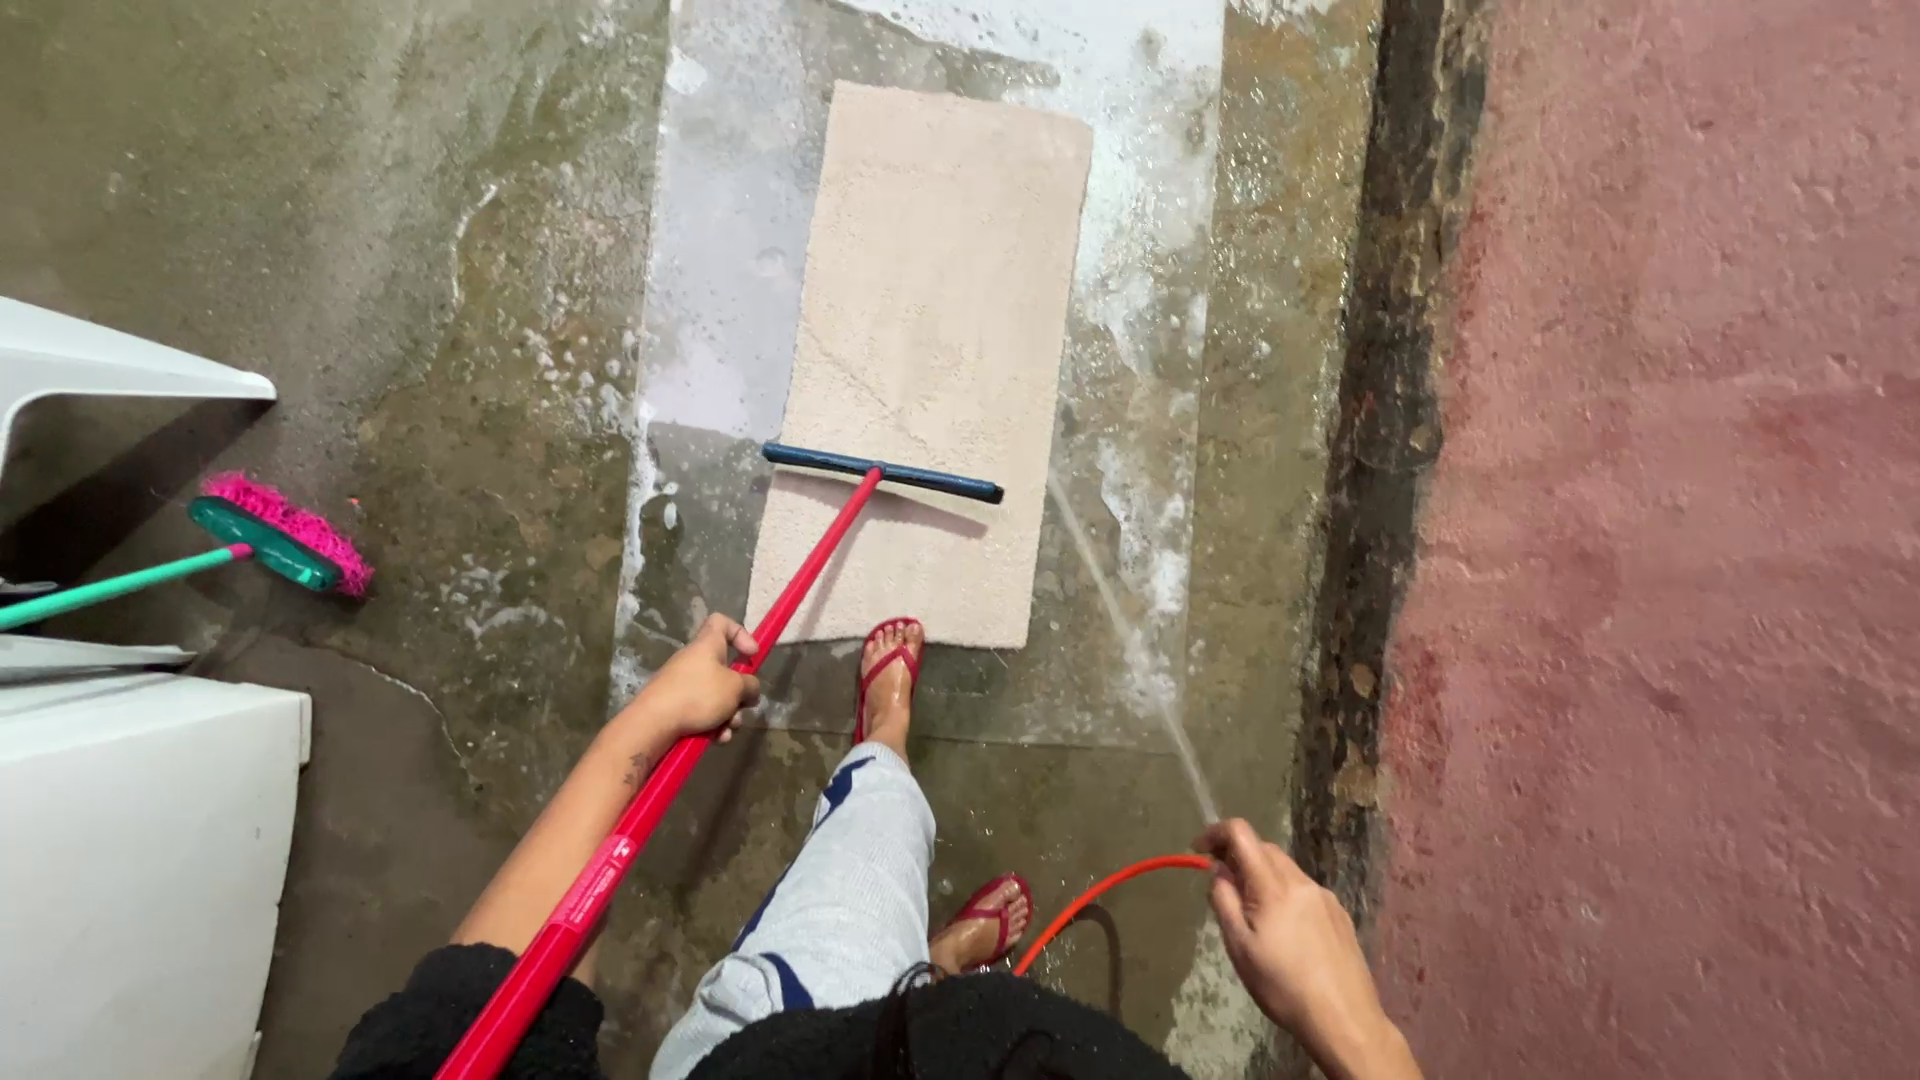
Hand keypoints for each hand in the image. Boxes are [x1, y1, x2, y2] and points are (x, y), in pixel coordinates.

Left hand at [615, 613, 762, 741]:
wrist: (652, 724)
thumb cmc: (698, 695)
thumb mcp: (736, 688)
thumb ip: (751, 685)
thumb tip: (750, 690)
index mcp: (707, 646)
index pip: (721, 622)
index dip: (740, 633)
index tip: (751, 655)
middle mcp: (693, 661)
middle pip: (724, 669)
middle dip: (738, 691)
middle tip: (744, 705)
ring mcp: (682, 684)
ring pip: (716, 695)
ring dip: (728, 713)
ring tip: (729, 729)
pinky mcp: (675, 706)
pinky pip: (702, 712)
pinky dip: (713, 724)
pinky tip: (717, 738)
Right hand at [1195, 819, 1419, 1079]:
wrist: (1346, 1023)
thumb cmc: (1283, 987)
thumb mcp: (1239, 947)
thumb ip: (1223, 899)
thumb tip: (1219, 870)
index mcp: (1273, 886)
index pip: (1241, 833)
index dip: (1215, 833)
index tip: (1200, 851)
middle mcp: (1301, 882)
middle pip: (1264, 848)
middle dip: (1237, 855)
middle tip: (1222, 882)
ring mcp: (1325, 897)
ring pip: (1284, 868)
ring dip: (1261, 874)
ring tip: (1252, 910)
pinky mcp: (1339, 914)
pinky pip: (1303, 888)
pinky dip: (1284, 892)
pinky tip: (1284, 928)